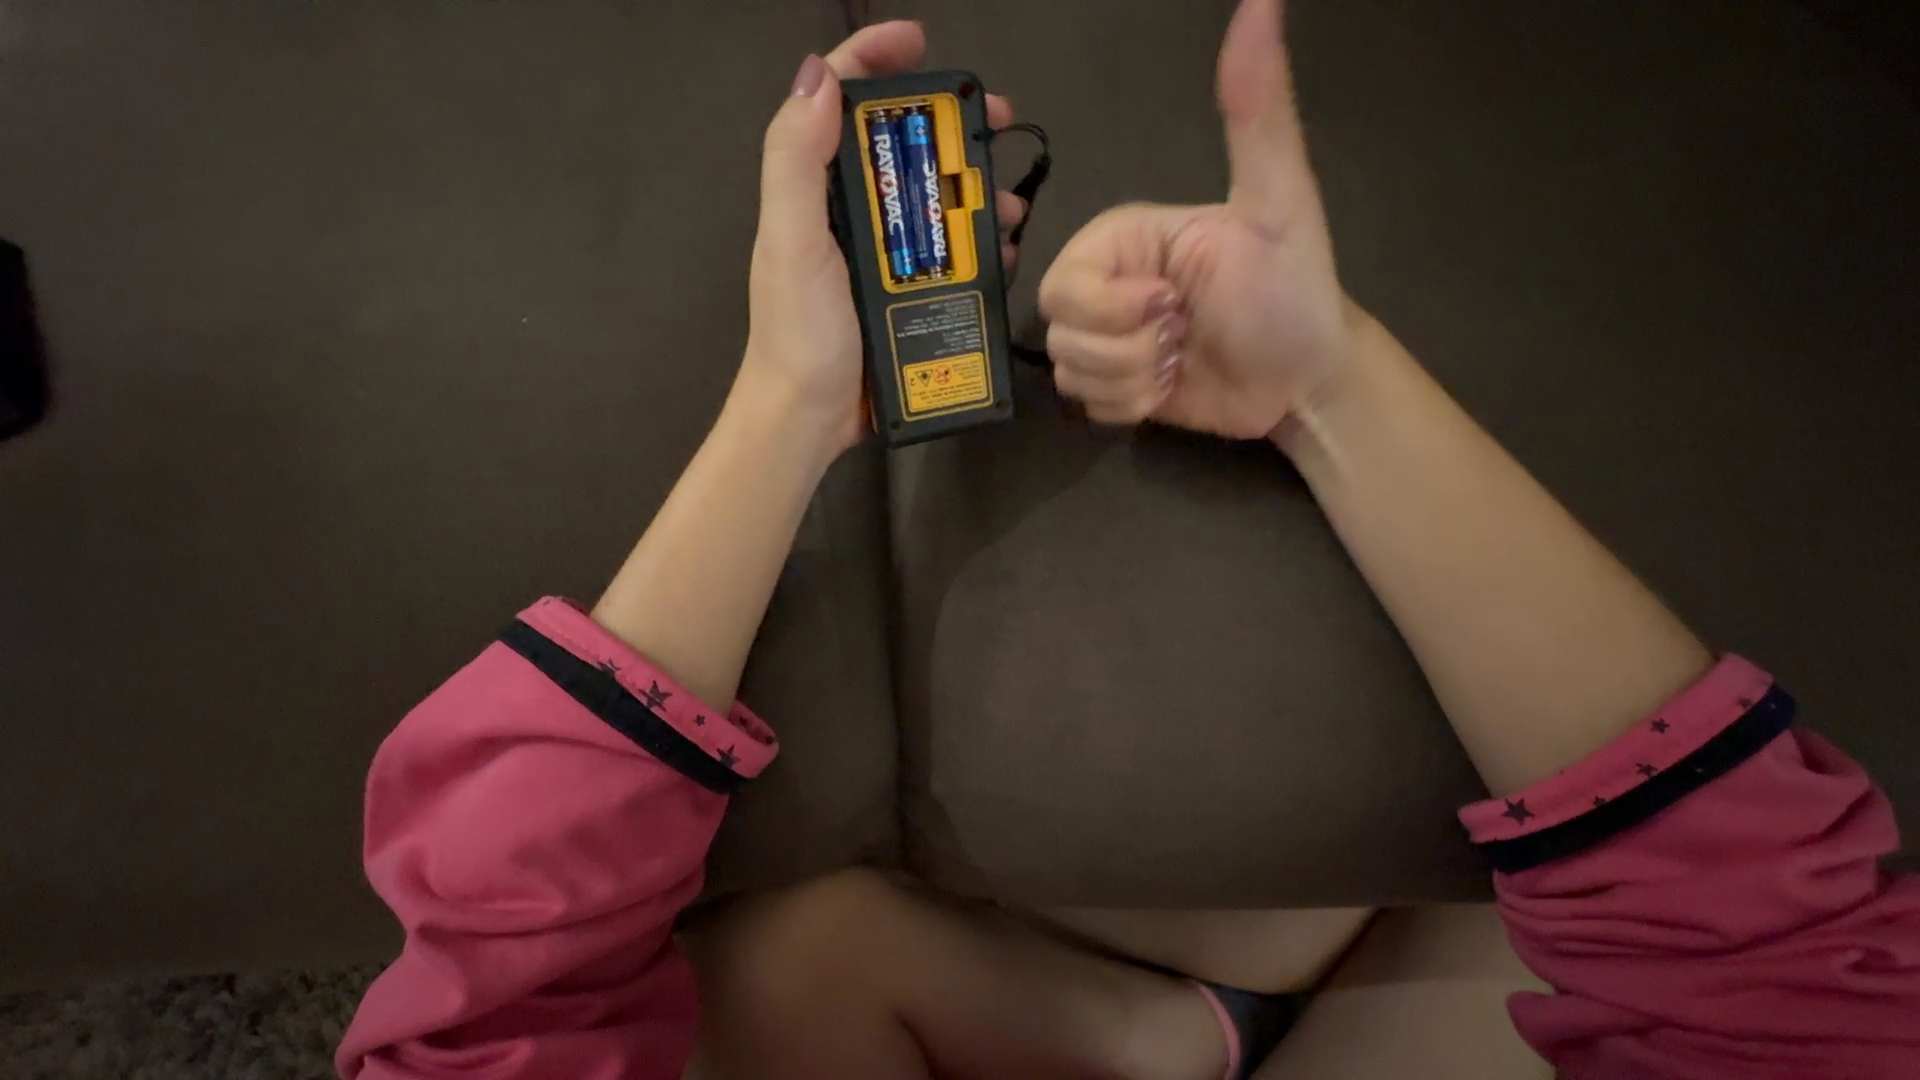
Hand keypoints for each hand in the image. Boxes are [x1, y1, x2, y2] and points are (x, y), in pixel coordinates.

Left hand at [735, 22, 1026, 456]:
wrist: (812, 417)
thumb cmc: (800, 332)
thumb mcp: (791, 242)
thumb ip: (795, 162)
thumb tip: (820, 77)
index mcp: (816, 192)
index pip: (839, 104)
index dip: (875, 61)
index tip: (922, 44)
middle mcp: (850, 215)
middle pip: (903, 151)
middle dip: (952, 130)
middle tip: (999, 125)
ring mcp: (881, 258)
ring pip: (936, 204)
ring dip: (977, 192)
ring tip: (1012, 205)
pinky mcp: (905, 296)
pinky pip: (949, 258)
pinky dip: (978, 248)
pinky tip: (1004, 252)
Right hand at [1036, 0, 1348, 437]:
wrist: (1303, 379)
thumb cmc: (1291, 293)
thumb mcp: (1278, 205)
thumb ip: (1256, 114)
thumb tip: (1263, 2)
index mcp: (1124, 241)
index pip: (1064, 281)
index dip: (1109, 308)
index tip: (1170, 306)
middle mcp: (1105, 287)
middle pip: (1059, 329)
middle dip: (1124, 349)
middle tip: (1179, 337)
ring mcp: (1106, 341)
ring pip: (1069, 371)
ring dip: (1131, 380)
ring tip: (1178, 363)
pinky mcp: (1113, 387)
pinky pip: (1085, 404)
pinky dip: (1128, 407)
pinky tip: (1168, 390)